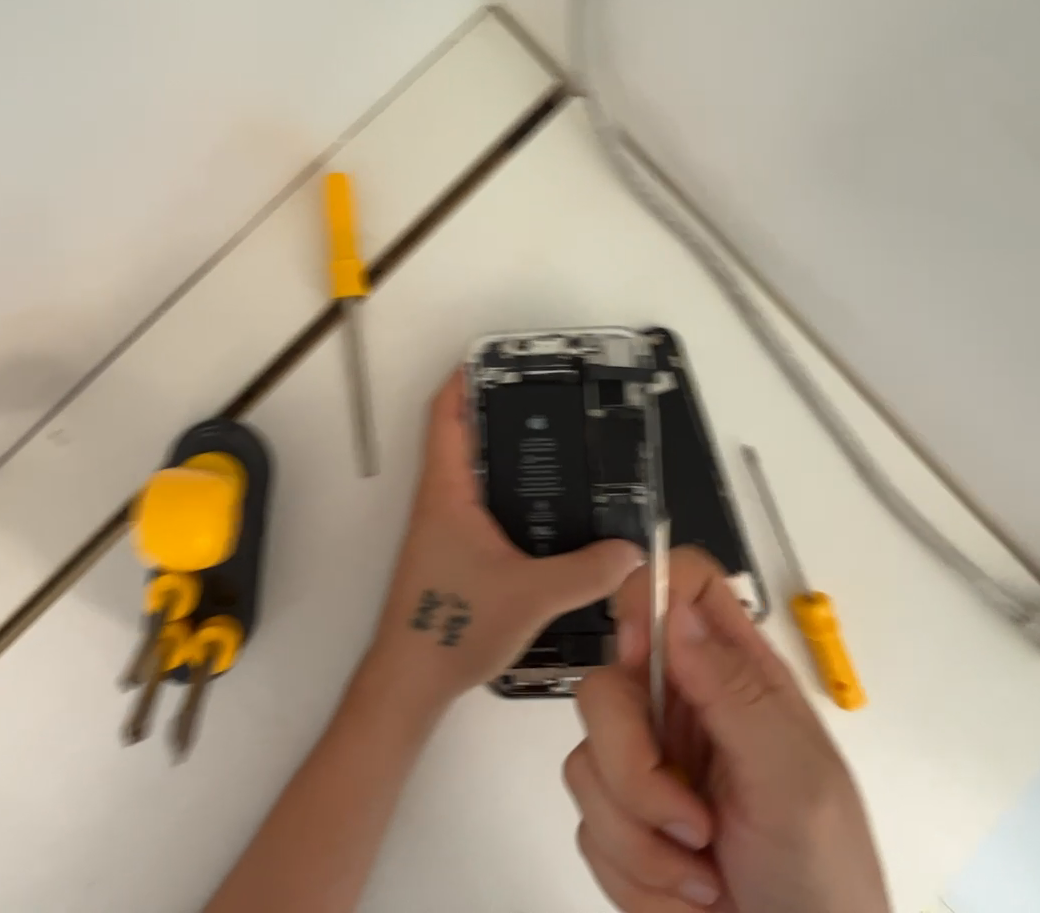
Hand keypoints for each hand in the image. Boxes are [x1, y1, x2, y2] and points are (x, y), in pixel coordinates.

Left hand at [360, 369, 640, 716]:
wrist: (410, 678)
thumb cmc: (456, 624)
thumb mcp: (532, 595)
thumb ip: (587, 571)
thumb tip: (629, 552)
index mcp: (445, 491)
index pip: (444, 416)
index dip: (462, 381)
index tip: (494, 361)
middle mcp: (436, 500)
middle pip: (457, 437)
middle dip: (492, 412)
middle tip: (541, 402)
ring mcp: (437, 527)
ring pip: (466, 473)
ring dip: (496, 455)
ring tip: (548, 449)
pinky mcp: (445, 552)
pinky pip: (473, 505)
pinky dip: (500, 494)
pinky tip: (538, 513)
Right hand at [563, 548, 889, 912]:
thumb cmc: (823, 880)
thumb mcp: (796, 783)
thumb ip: (735, 692)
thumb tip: (674, 611)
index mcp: (735, 679)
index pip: (682, 588)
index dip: (647, 594)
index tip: (637, 654)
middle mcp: (681, 709)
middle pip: (605, 680)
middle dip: (631, 764)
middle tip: (690, 823)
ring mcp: (646, 764)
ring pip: (586, 760)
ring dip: (640, 838)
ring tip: (701, 875)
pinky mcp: (621, 819)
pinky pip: (587, 824)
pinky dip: (634, 873)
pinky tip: (685, 894)